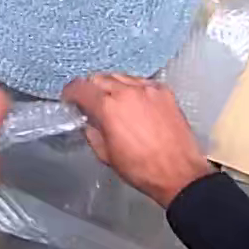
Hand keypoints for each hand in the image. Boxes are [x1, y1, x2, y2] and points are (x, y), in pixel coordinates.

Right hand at [61, 74, 210, 206]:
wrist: (179, 173)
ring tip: (113, 100)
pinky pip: (141, 82)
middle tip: (90, 100)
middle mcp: (127, 91)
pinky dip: (133, 88)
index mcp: (108, 107)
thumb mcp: (106, 155)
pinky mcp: (164, 91)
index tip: (70, 97)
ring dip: (112, 85)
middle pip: (100, 77)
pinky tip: (135, 102)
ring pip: (121, 76)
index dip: (71, 92)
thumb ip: (92, 132)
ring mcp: (148, 89)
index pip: (81, 87)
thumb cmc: (141, 169)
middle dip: (90, 88)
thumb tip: (89, 121)